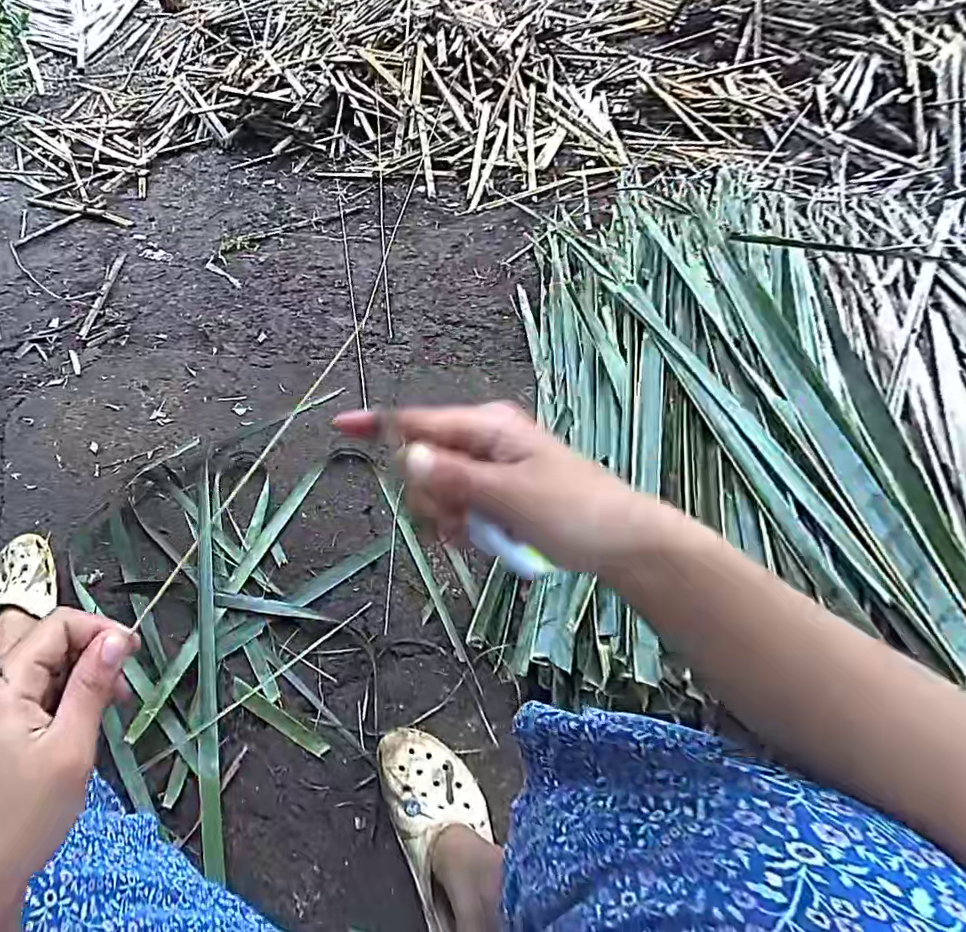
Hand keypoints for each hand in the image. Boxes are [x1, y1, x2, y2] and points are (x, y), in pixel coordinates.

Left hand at [0, 610, 138, 925]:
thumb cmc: (24, 817)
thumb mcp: (71, 747)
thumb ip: (93, 684)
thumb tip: (118, 638)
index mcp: (3, 680)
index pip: (58, 624)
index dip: (100, 629)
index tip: (133, 652)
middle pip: (49, 636)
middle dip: (91, 647)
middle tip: (121, 677)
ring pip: (47, 660)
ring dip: (82, 670)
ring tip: (110, 701)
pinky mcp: (1, 721)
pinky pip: (40, 685)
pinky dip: (68, 690)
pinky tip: (87, 716)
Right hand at [333, 402, 677, 571]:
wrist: (625, 544)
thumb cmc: (575, 511)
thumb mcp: (510, 495)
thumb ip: (455, 477)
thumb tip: (407, 454)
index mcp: (488, 427)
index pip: (419, 421)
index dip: (378, 424)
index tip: (340, 425)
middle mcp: (483, 440)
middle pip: (422, 461)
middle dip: (429, 493)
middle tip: (458, 518)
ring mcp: (487, 467)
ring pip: (435, 488)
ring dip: (445, 514)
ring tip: (478, 531)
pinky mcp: (493, 491)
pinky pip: (455, 504)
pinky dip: (459, 523)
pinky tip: (482, 535)